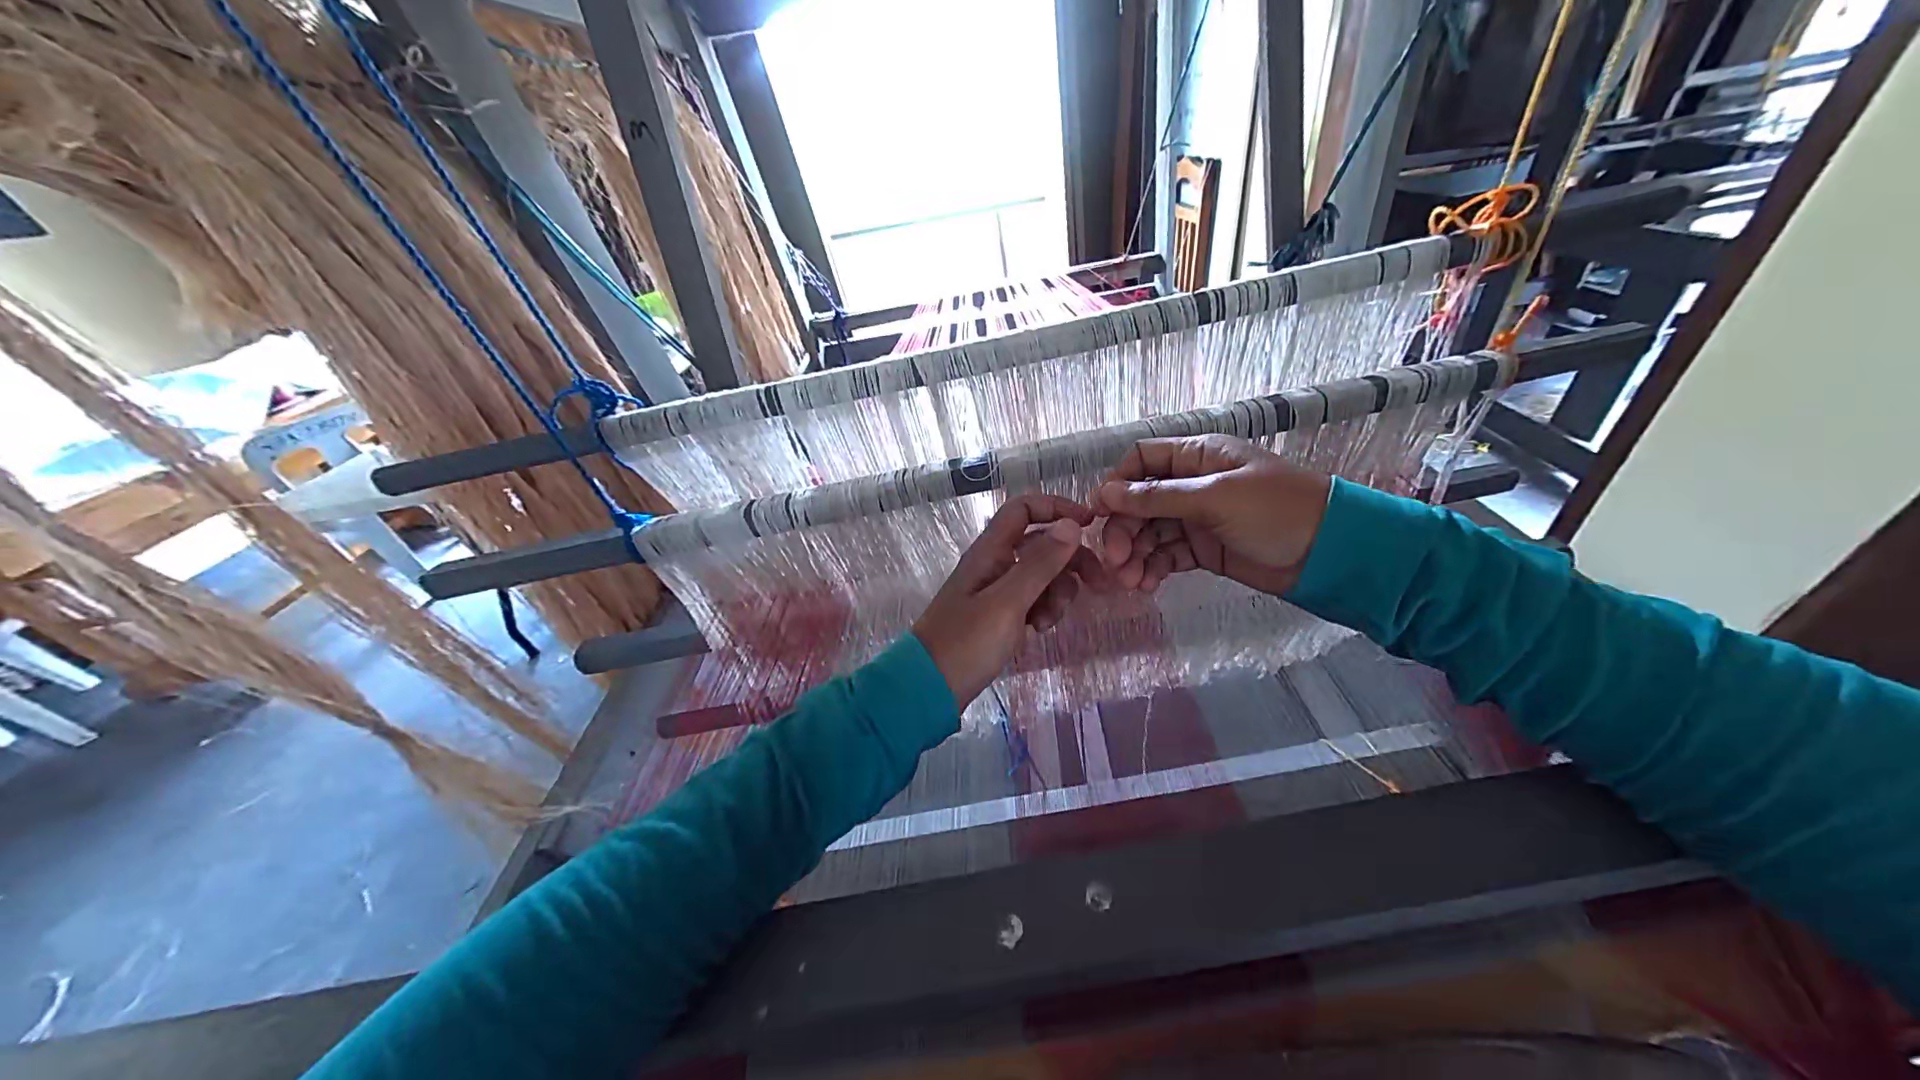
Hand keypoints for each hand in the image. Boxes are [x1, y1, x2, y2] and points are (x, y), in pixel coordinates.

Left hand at [913, 494, 1108, 706]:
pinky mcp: (999, 615)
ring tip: (1049, 619)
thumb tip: (1071, 525)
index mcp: (990, 551)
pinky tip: (1040, 629)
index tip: (1090, 526)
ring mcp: (996, 590)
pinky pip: (1032, 600)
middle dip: (1070, 560)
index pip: (1024, 509)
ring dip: (1057, 591)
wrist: (930, 687)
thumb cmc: (966, 643)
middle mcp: (993, 563)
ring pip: (1040, 575)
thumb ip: (1040, 564)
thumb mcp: (1008, 603)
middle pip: (1040, 543)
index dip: (1057, 510)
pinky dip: (1043, 609)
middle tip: (1099, 584)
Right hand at [1089, 435, 1331, 595]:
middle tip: (1115, 562)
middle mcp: (1192, 484)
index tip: (1099, 515)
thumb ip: (1157, 497)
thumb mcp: (1214, 498)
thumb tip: (1105, 493)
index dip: (1117, 485)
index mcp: (1197, 457)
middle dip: (1123, 531)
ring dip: (1134, 555)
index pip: (1141, 461)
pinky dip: (1153, 568)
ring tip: (1131, 582)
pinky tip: (1147, 584)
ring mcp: (1197, 518)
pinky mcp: (1204, 549)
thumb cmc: (1275, 510)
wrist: (1330, 553)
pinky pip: (1167, 555)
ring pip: (1150, 532)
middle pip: (1139, 502)